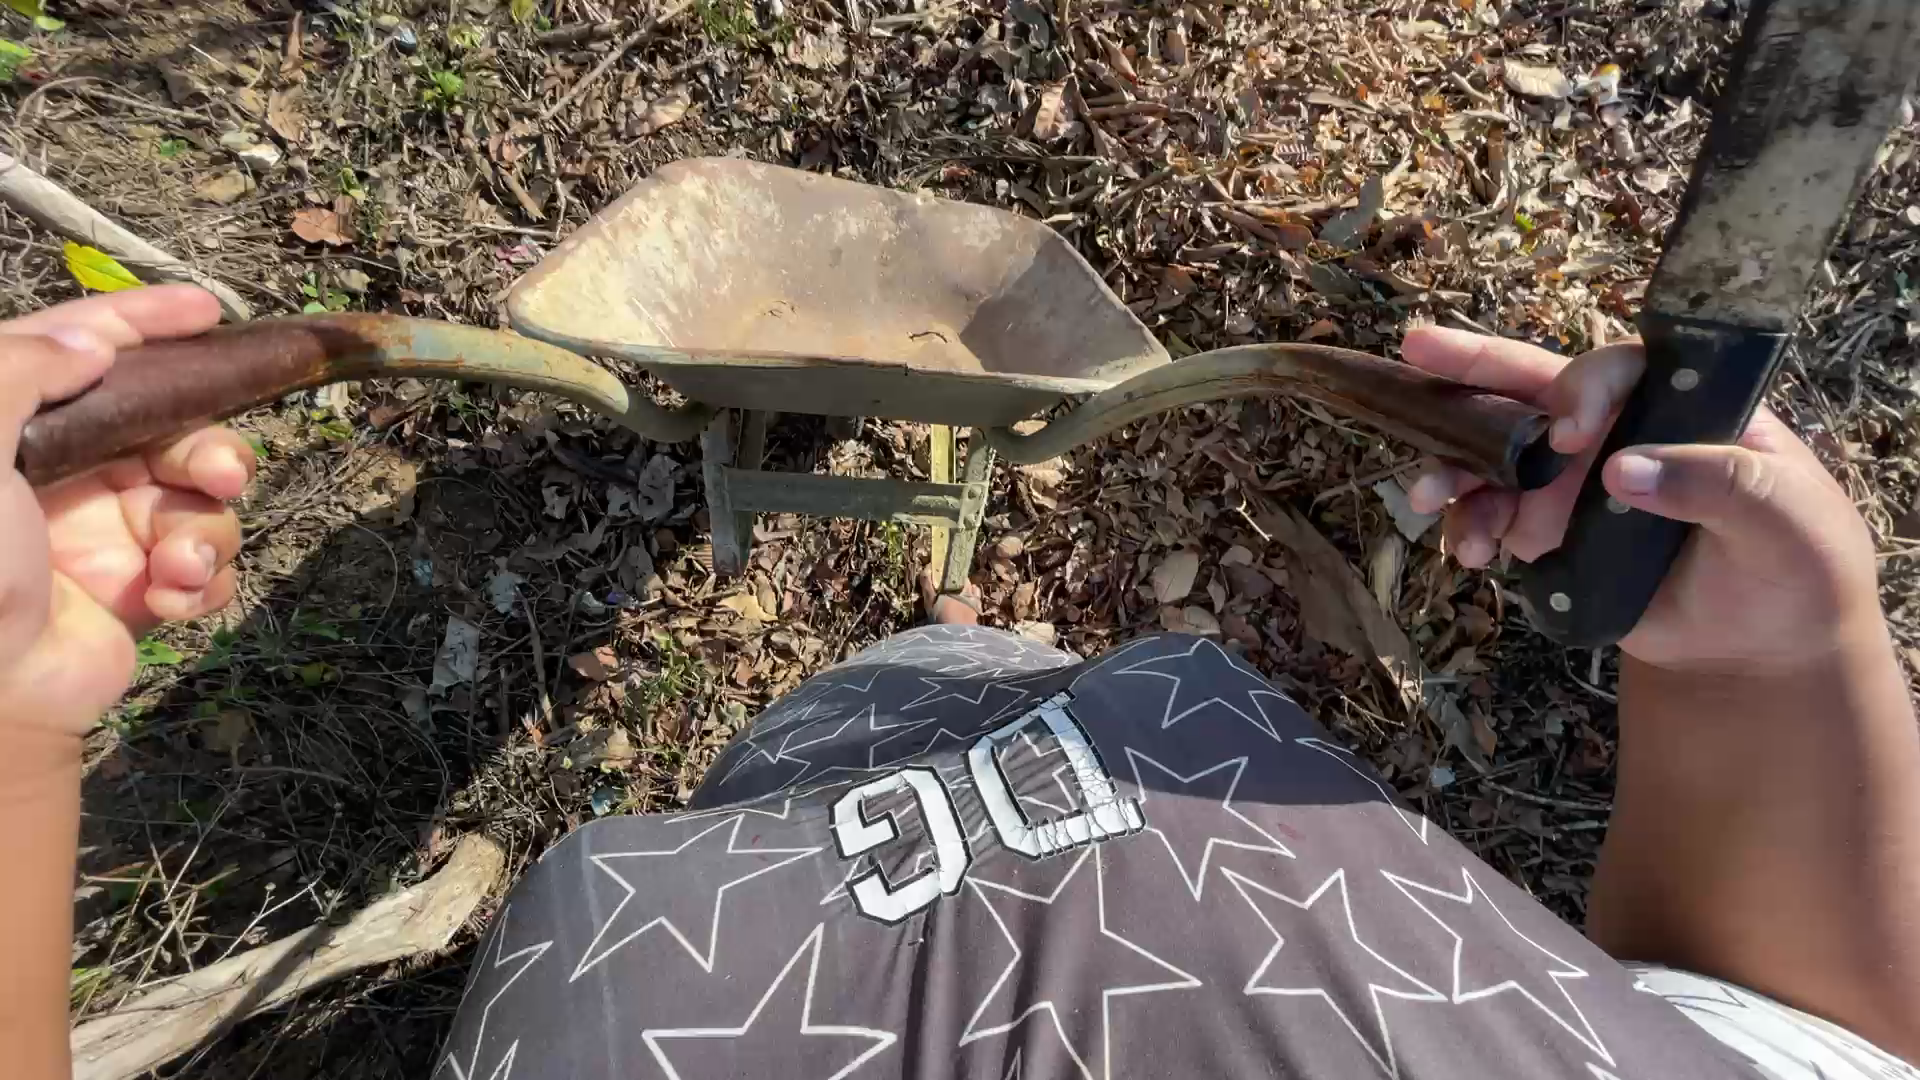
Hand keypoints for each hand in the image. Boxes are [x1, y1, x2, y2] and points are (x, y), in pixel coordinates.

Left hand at [0, 286, 254, 743]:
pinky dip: (203, 578)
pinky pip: (212, 562)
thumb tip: (90, 342)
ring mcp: (108, 531)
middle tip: (214, 477)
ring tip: (175, 566)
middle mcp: (64, 474)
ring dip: (205, 532)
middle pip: (175, 433)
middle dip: (210, 454)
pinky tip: (169, 599)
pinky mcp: (146, 582)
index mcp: (11, 435)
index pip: (77, 355)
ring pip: (205, 502)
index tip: (208, 309)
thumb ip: (10, 378)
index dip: (143, 324)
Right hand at [1401, 325, 1880, 674]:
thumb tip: (1620, 469)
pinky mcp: (1530, 525)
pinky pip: (1480, 514)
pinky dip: (1461, 529)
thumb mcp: (1789, 525)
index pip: (1617, 372)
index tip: (1568, 438)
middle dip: (1468, 367)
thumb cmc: (1789, 573)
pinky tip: (1470, 553)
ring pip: (1486, 455)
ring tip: (1426, 500)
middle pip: (1530, 388)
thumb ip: (1723, 486)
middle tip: (1416, 347)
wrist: (1738, 644)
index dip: (1581, 391)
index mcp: (1674, 414)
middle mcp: (1606, 436)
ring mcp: (1560, 482)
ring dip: (1448, 472)